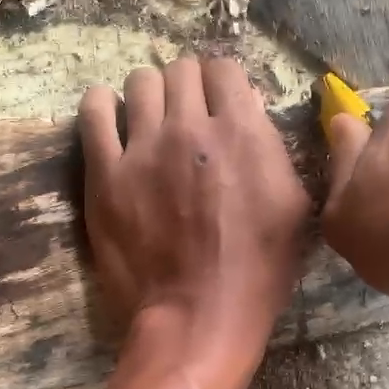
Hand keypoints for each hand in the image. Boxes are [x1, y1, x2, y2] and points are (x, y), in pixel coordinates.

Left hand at [79, 57, 310, 378]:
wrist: (199, 318)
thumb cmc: (257, 274)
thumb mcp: (293, 210)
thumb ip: (271, 152)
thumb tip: (249, 112)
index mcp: (241, 132)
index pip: (224, 70)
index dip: (221, 85)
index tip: (218, 107)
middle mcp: (190, 128)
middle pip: (181, 71)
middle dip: (186, 88)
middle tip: (185, 119)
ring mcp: (143, 149)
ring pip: (140, 84)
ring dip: (149, 96)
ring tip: (150, 123)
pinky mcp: (105, 175)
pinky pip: (95, 113)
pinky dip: (103, 106)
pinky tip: (110, 117)